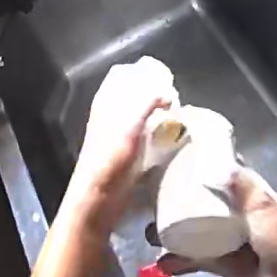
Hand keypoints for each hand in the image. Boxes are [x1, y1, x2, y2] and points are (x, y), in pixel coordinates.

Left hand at [63, 57, 177, 229]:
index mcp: (105, 107)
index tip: (162, 74)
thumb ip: (147, 105)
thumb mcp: (130, 127)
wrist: (97, 202)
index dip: (139, 74)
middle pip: (133, 99)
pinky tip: (172, 139)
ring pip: (140, 119)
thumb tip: (166, 95)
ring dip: (157, 117)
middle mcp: (110, 119)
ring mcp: (118, 139)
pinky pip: (146, 139)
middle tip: (176, 98)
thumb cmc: (109, 161)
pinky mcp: (127, 158)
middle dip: (153, 96)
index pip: (120, 79)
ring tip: (179, 117)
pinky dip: (158, 135)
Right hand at [156, 167, 276, 276]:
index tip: (170, 163)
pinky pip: (198, 259)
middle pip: (202, 204)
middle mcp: (236, 214)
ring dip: (176, 232)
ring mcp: (230, 241)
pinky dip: (181, 261)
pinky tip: (161, 262)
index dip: (197, 169)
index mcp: (248, 195)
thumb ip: (240, 187)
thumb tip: (212, 165)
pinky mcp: (225, 266)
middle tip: (150, 200)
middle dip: (178, 202)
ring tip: (150, 232)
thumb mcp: (264, 207)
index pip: (219, 175)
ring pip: (197, 231)